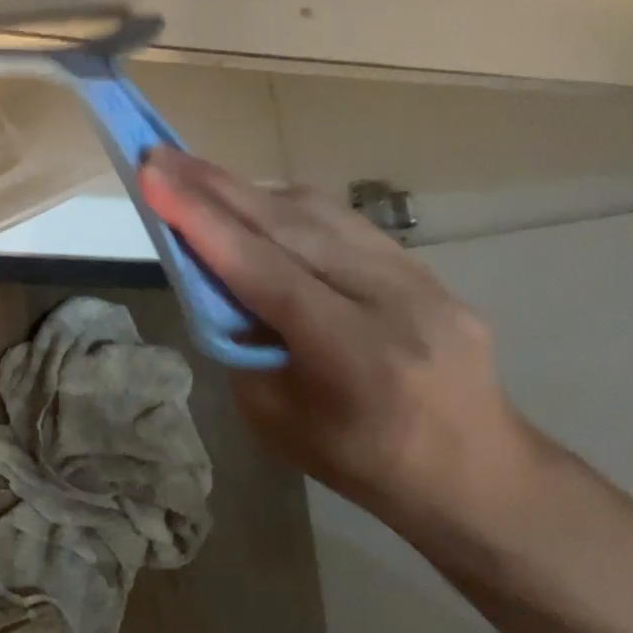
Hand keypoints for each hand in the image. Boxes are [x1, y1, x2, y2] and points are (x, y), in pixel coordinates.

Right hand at [139, 147, 522, 521]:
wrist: (481, 477)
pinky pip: (343, 223)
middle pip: (289, 224)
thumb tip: (211, 278)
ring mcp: (420, 280)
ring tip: (195, 175)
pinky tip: (255, 206)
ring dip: (248, 191)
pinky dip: (287, 209)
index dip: (200, 219)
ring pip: (317, 212)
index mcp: (355, 352)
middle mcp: (395, 302)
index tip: (152, 173)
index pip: (264, 268)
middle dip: (214, 186)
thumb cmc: (360, 460)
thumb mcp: (275, 413)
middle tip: (159, 154)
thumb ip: (241, 338)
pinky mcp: (425, 269)